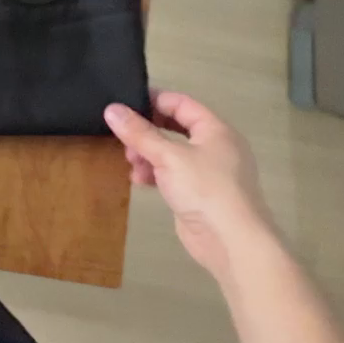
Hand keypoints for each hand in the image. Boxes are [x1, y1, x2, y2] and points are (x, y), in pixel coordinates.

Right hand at [105, 90, 274, 281]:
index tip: (124, 103)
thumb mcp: (167, 156)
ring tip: (131, 163)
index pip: (181, 103)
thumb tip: (111, 109)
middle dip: (147, 131)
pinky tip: (140, 180)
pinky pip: (173, 173)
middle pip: (175, 128)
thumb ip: (138, 132)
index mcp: (216, 131)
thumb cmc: (204, 189)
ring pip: (171, 152)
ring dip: (148, 154)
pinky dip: (156, 173)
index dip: (153, 100)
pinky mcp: (200, 192)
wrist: (232, 242)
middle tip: (123, 136)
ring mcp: (209, 171)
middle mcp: (215, 147)